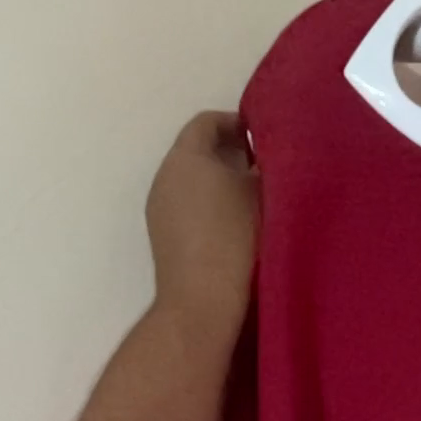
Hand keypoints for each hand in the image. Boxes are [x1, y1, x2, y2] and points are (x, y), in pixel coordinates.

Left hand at [146, 111, 259, 330]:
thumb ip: (263, 166)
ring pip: (189, 183)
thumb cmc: (234, 236)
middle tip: (259, 167)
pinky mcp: (160, 238)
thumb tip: (262, 160)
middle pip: (194, 151)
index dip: (235, 122)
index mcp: (184, 157)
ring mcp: (157, 210)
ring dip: (216, 184)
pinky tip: (229, 228)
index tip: (261, 137)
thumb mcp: (260, 192)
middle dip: (226, 153)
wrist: (201, 299)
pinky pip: (184, 209)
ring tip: (247, 200)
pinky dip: (205, 208)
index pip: (205, 122)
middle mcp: (163, 177)